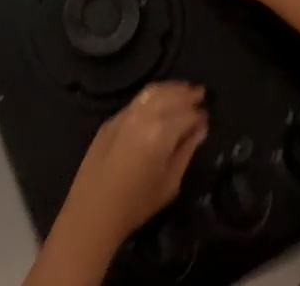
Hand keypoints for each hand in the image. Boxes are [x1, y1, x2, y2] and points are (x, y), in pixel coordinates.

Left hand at [59, 82, 208, 244]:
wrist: (92, 211)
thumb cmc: (136, 204)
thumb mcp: (170, 183)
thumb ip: (186, 151)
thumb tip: (199, 129)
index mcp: (160, 132)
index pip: (187, 114)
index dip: (200, 116)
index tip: (208, 118)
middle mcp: (142, 116)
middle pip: (169, 95)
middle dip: (187, 93)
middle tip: (201, 93)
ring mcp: (124, 115)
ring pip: (151, 92)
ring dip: (170, 89)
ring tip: (183, 90)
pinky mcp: (110, 120)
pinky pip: (137, 100)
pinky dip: (152, 96)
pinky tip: (159, 101)